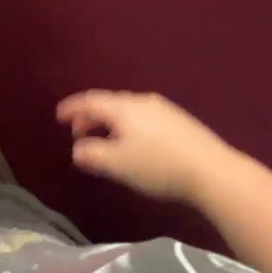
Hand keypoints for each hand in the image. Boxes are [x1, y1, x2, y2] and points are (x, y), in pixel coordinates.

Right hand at [56, 91, 240, 203]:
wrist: (213, 171)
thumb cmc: (158, 166)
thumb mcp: (117, 165)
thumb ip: (91, 155)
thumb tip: (78, 149)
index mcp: (122, 108)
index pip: (89, 101)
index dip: (71, 108)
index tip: (58, 117)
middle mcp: (141, 101)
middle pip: (108, 104)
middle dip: (90, 117)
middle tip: (79, 133)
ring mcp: (164, 109)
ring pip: (127, 111)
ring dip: (110, 123)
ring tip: (106, 142)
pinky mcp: (180, 122)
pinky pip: (144, 118)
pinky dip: (129, 126)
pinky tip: (135, 144)